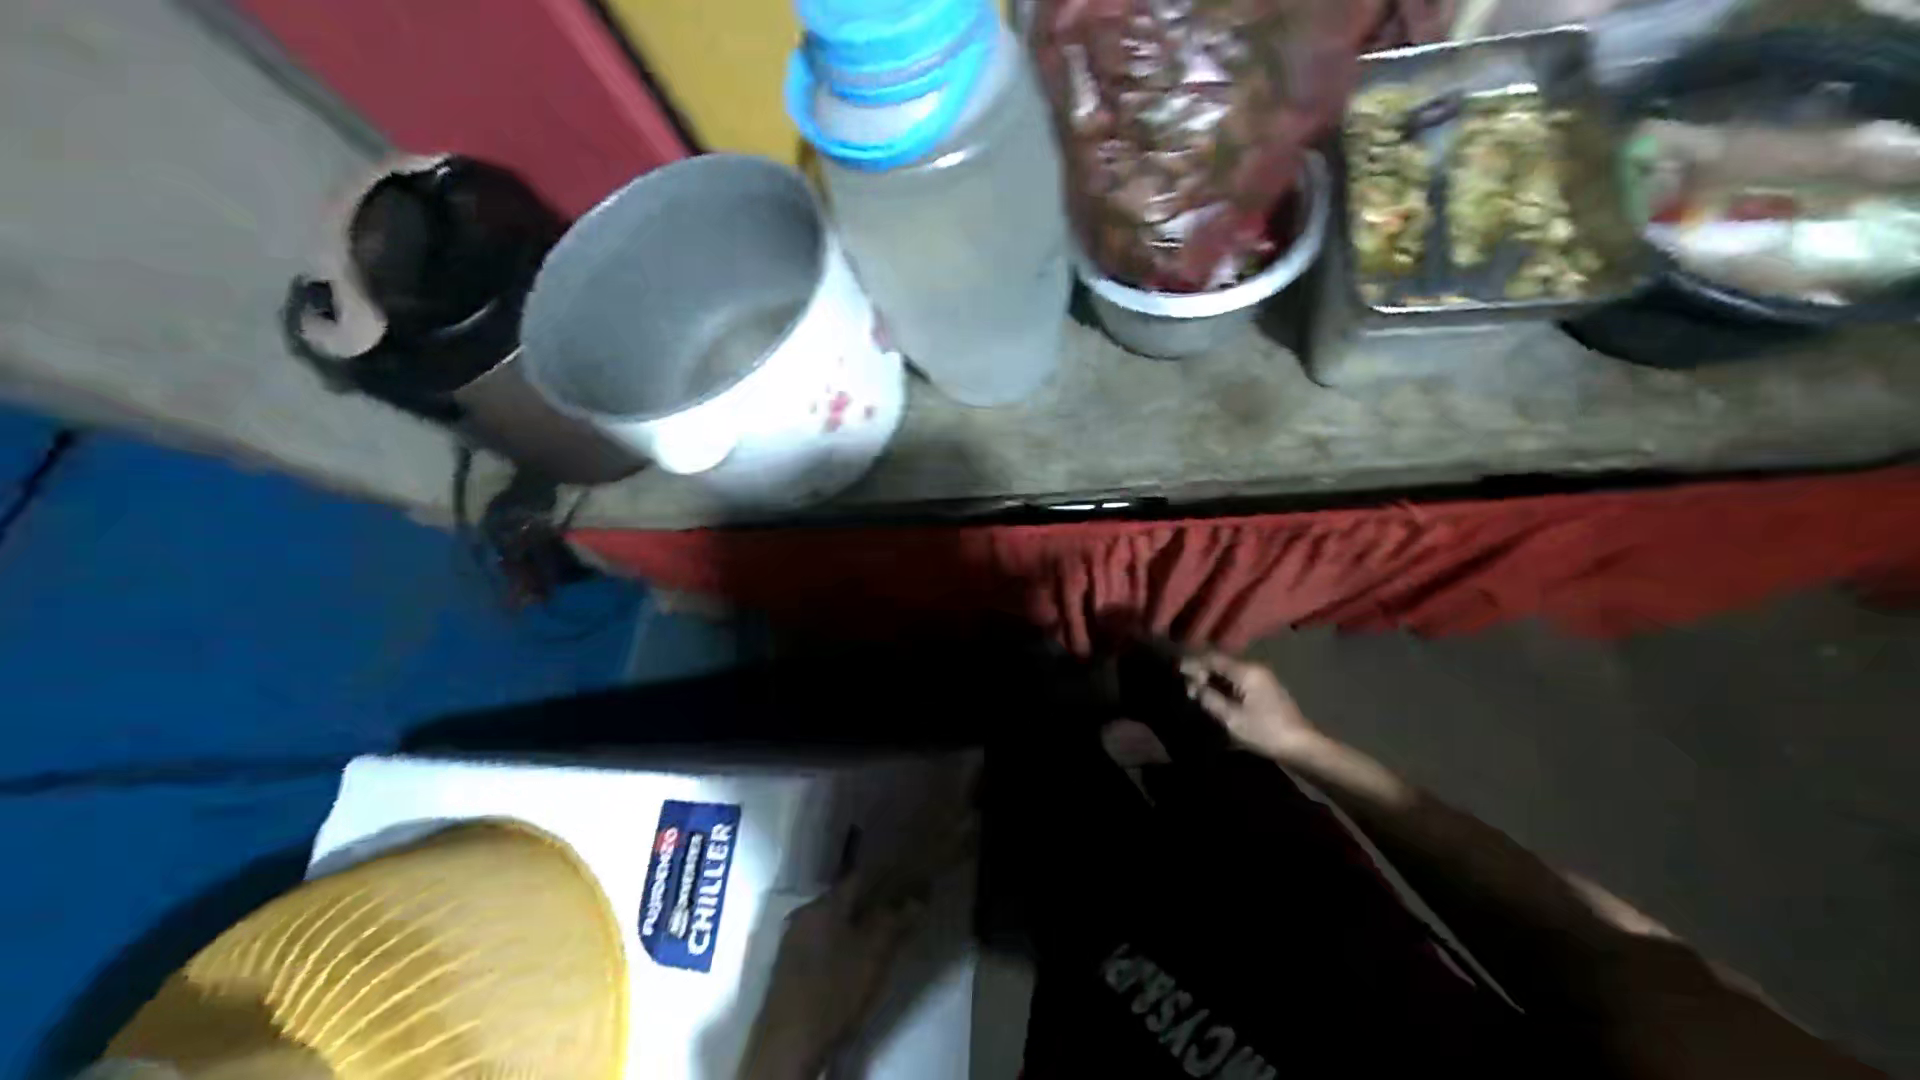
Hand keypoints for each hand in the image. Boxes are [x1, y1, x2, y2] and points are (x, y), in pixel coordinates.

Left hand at [741, 813, 975, 1079]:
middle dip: (871, 902)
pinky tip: (851, 956)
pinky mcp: (787, 966)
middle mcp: (804, 913)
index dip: (886, 878)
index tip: (906, 883)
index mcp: (823, 904)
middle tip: (896, 911)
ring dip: (855, 923)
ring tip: (878, 934)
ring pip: (831, 920)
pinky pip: (820, 940)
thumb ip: (895, 922)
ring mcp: (791, 939)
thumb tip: (914, 901)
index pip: (859, 877)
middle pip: (844, 898)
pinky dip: (839, 941)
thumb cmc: (834, 991)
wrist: (787, 1044)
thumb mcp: (874, 955)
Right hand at [1180, 652, 1321, 761]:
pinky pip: (1238, 680)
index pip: (1214, 659)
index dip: (1194, 663)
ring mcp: (1261, 679)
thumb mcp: (1232, 718)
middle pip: (1221, 663)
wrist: (1302, 746)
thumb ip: (1210, 699)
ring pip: (1229, 672)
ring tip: (1197, 692)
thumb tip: (1194, 687)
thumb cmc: (1265, 731)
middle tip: (1187, 687)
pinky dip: (1223, 685)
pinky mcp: (1264, 690)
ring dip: (1212, 679)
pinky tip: (1214, 696)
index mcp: (1247, 671)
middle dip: (1202, 672)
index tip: (1177, 670)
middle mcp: (1254, 669)